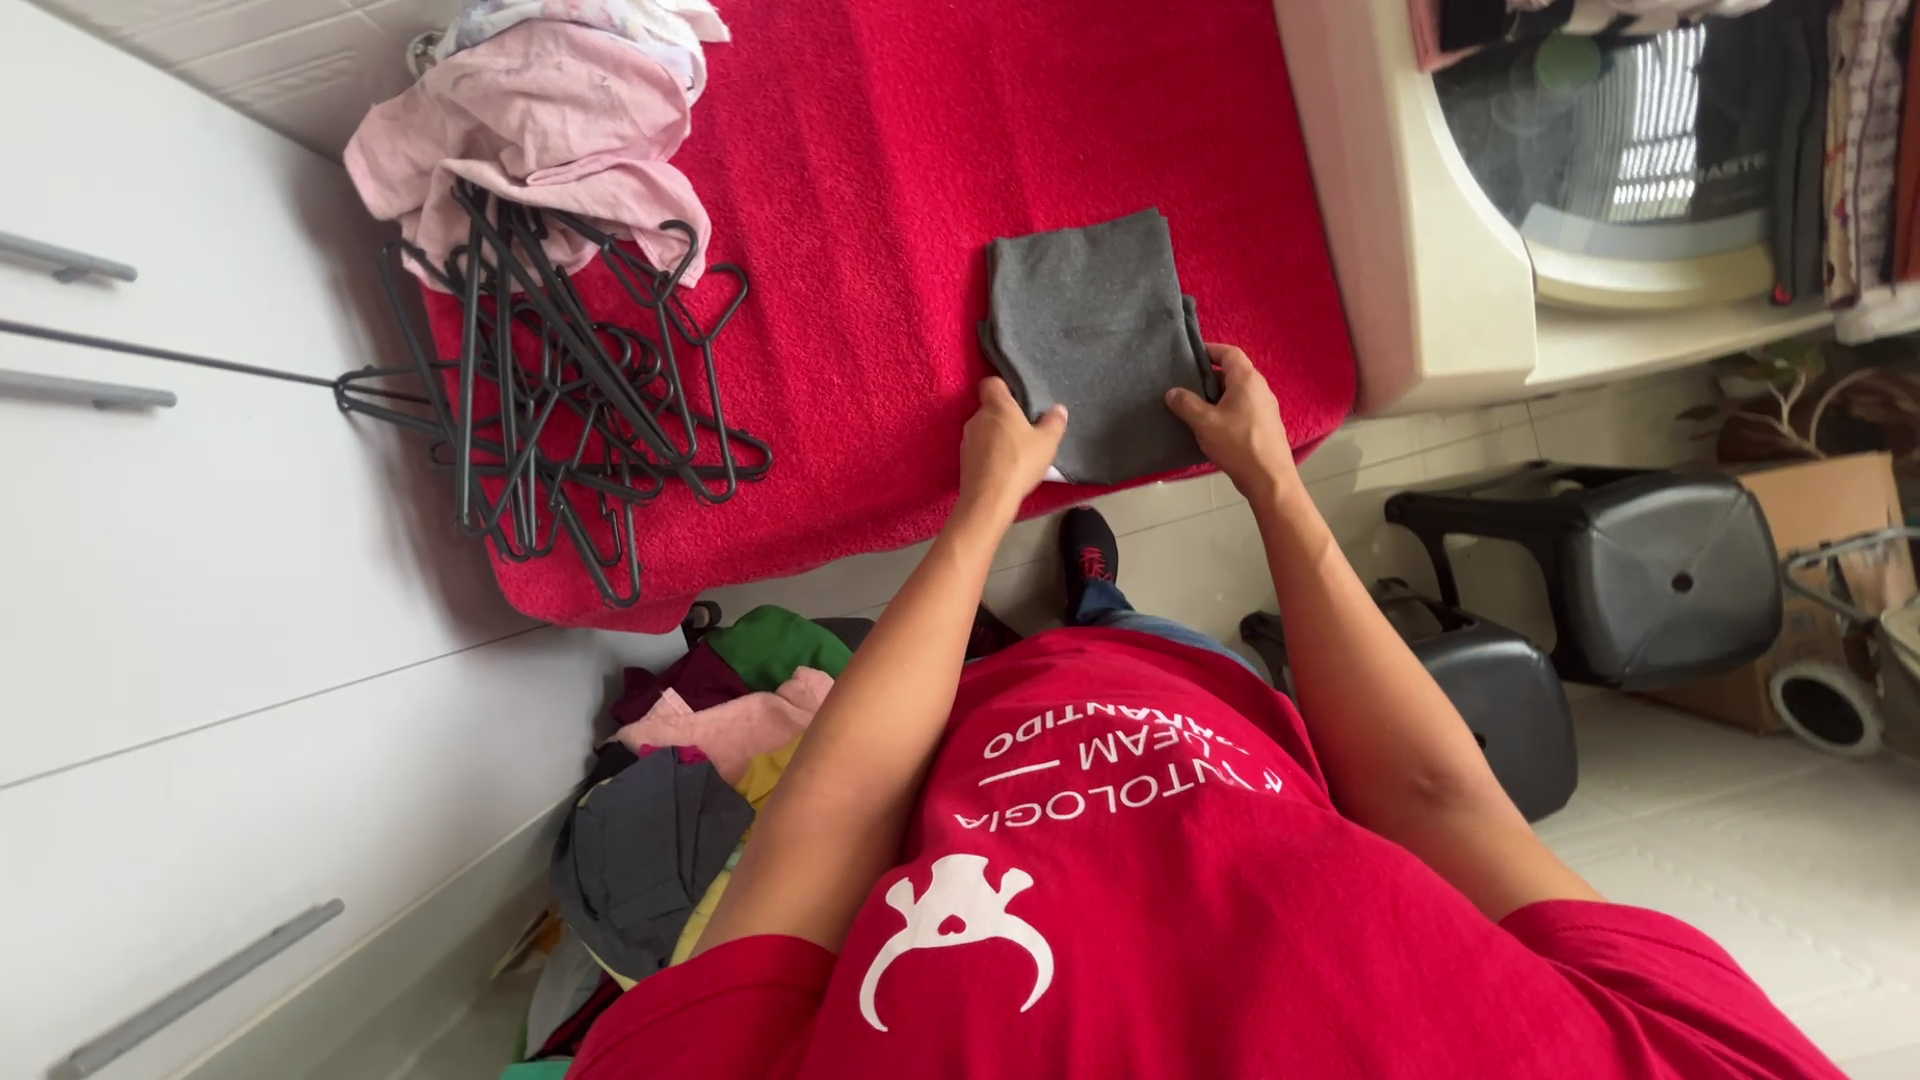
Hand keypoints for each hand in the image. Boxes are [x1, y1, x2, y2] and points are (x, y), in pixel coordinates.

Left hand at [959, 378, 1067, 521]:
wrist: (989, 499)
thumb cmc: (1020, 463)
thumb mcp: (1047, 442)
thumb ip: (1054, 422)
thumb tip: (1058, 409)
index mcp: (996, 406)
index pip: (992, 382)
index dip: (1004, 387)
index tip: (1018, 399)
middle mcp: (977, 418)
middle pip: (990, 408)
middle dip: (1004, 416)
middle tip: (1024, 429)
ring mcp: (967, 440)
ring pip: (983, 430)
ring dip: (996, 436)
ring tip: (1015, 452)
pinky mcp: (963, 460)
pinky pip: (978, 449)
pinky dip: (989, 454)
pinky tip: (1003, 467)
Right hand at [1165, 344, 1303, 511]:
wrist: (1268, 477)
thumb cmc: (1237, 444)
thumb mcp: (1205, 422)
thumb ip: (1186, 404)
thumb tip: (1172, 392)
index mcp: (1247, 380)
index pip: (1229, 353)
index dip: (1210, 350)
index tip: (1191, 355)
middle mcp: (1259, 388)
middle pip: (1232, 373)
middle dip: (1208, 376)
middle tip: (1185, 383)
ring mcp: (1264, 407)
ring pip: (1236, 393)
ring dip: (1215, 395)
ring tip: (1193, 405)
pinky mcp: (1264, 424)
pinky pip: (1241, 408)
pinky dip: (1224, 409)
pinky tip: (1210, 425)